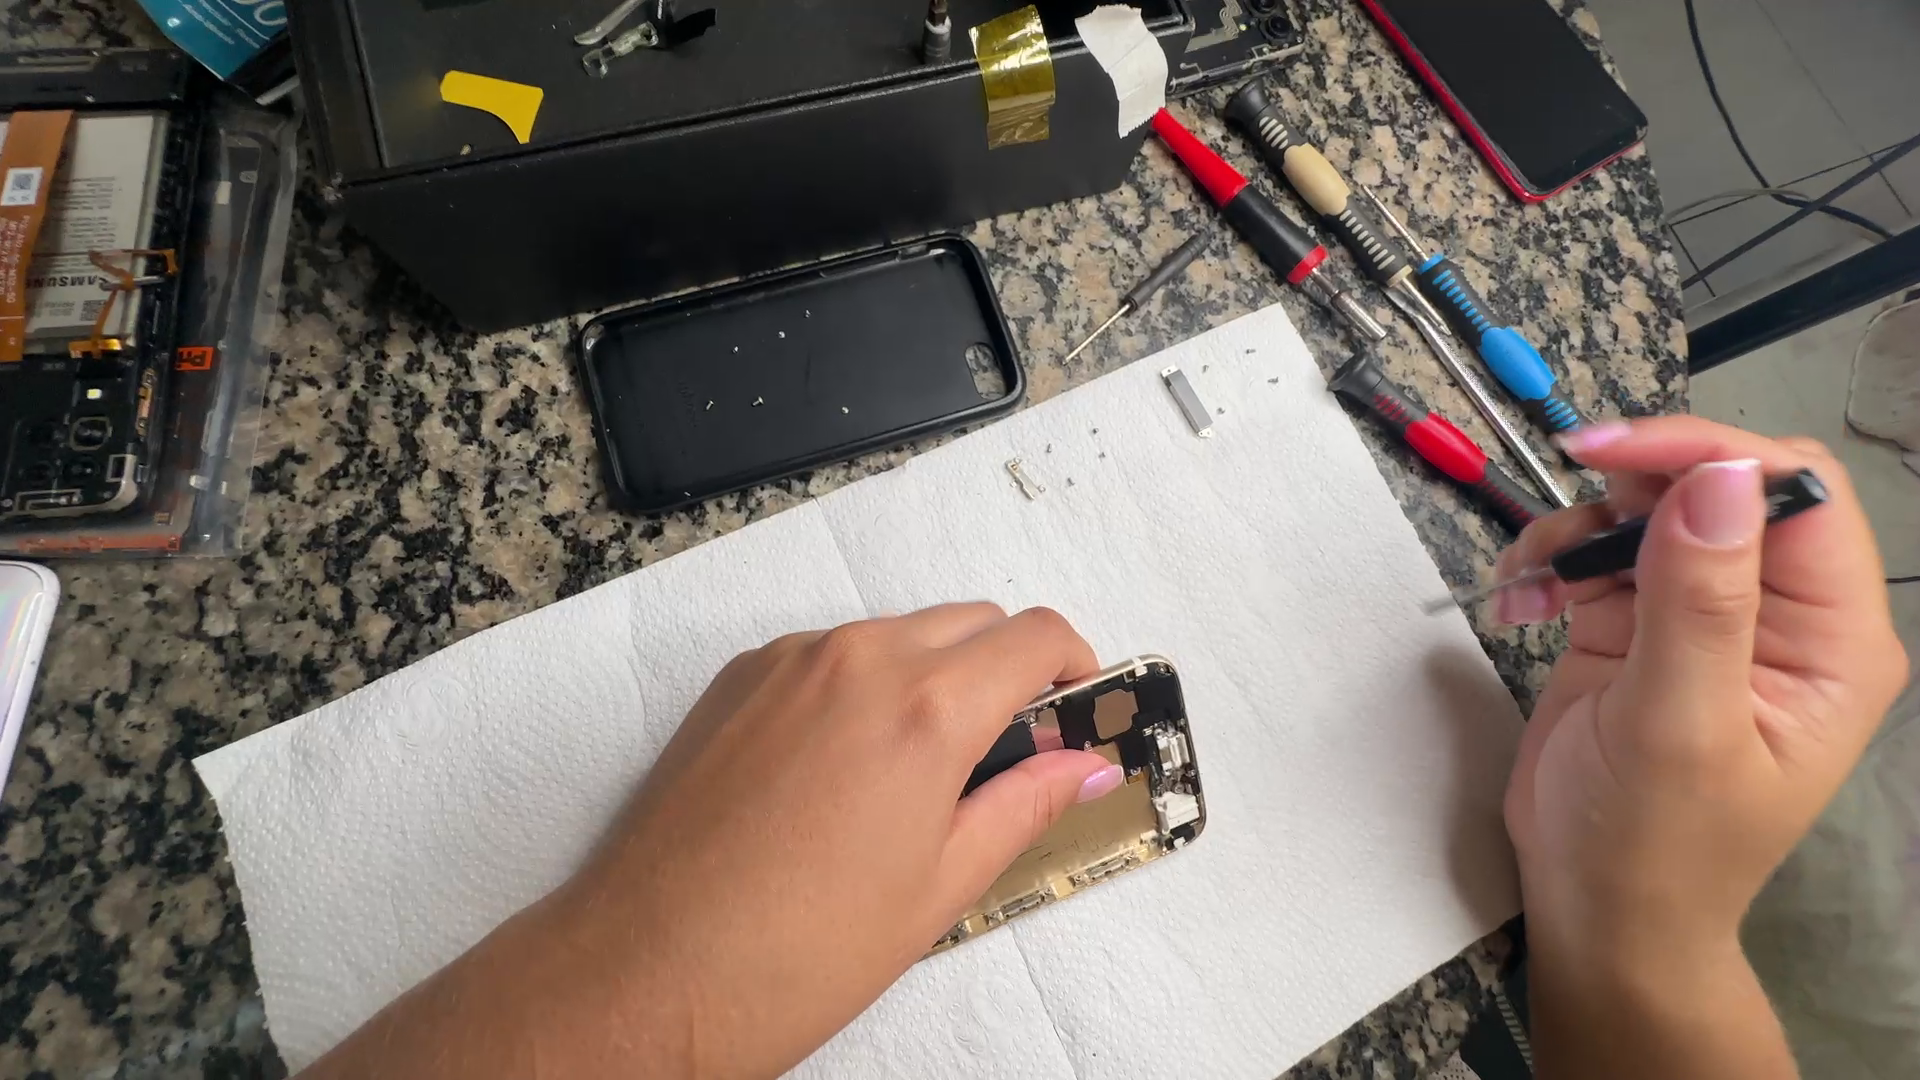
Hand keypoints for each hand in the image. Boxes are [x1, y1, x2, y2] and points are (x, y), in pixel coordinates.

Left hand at [544, 604, 1118, 1077]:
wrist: (642, 969)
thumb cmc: (803, 950)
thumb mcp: (941, 884)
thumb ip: (1027, 804)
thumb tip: (1089, 766)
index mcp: (927, 707)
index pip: (1034, 635)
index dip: (1072, 661)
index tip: (1072, 701)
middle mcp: (863, 656)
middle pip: (973, 620)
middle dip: (1006, 665)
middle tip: (1001, 743)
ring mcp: (796, 655)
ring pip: (903, 630)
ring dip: (935, 670)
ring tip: (913, 760)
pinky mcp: (746, 669)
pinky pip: (836, 648)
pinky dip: (867, 678)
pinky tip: (841, 755)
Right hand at [1495, 419, 1906, 1009]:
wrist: (1593, 891)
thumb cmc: (1653, 830)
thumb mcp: (1676, 722)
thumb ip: (1699, 601)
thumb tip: (1715, 479)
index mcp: (1824, 636)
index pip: (1788, 499)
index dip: (1703, 454)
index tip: (1598, 452)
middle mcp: (1767, 614)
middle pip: (1708, 494)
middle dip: (1623, 492)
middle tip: (1549, 526)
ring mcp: (1688, 619)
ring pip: (1632, 521)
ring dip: (1565, 538)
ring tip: (1521, 589)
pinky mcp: (1622, 628)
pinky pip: (1585, 563)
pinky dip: (1541, 569)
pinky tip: (1515, 606)